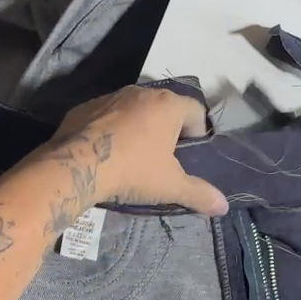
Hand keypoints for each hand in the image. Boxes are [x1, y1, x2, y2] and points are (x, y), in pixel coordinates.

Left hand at [45, 86, 227, 215]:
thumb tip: (223, 206)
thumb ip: (200, 193)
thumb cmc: (132, 171)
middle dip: (167, 129)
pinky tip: (106, 152)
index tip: (187, 156)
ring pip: (135, 109)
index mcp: (168, 105)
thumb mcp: (170, 186)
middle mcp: (141, 93)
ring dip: (139, 126)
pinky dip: (112, 128)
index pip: (196, 111)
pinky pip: (108, 114)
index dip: (197, 134)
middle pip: (165, 107)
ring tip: (133, 155)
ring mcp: (111, 96)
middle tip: (162, 158)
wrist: (76, 168)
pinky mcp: (86, 106)